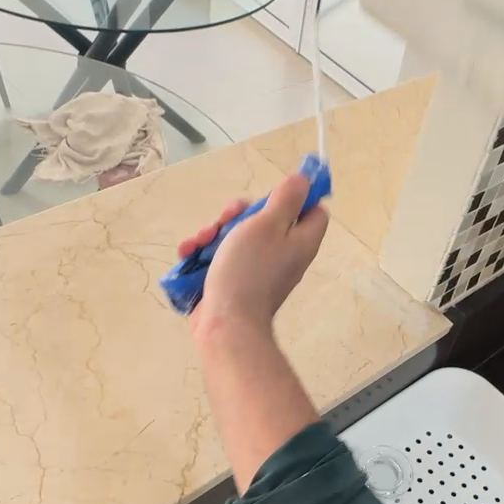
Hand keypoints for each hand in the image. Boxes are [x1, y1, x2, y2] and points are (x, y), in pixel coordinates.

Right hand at [183, 173, 328, 338]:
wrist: (226, 323)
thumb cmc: (248, 270)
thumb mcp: (267, 224)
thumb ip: (286, 200)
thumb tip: (305, 181)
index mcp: (301, 241)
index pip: (314, 212)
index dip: (296, 198)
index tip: (274, 193)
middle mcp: (285, 254)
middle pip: (267, 219)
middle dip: (239, 214)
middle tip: (227, 218)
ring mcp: (259, 269)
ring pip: (239, 236)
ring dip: (215, 232)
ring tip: (201, 240)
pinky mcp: (236, 281)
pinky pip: (223, 257)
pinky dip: (206, 253)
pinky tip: (189, 253)